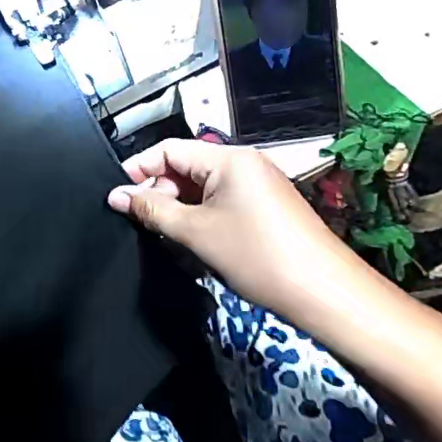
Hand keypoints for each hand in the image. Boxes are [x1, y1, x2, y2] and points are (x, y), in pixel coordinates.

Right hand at [107, 139, 372, 324]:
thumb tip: (117, 196)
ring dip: (180, 207)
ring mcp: (257, 184)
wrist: (324, 292)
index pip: (168, 149)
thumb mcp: (196, 233)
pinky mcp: (266, 207)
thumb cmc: (259, 256)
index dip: (138, 169)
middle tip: (141, 221)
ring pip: (203, 186)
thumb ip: (152, 210)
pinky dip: (202, 216)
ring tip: (166, 235)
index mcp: (228, 158)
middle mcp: (244, 163)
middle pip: (185, 166)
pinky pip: (221, 200)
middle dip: (159, 191)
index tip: (117, 195)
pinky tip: (194, 240)